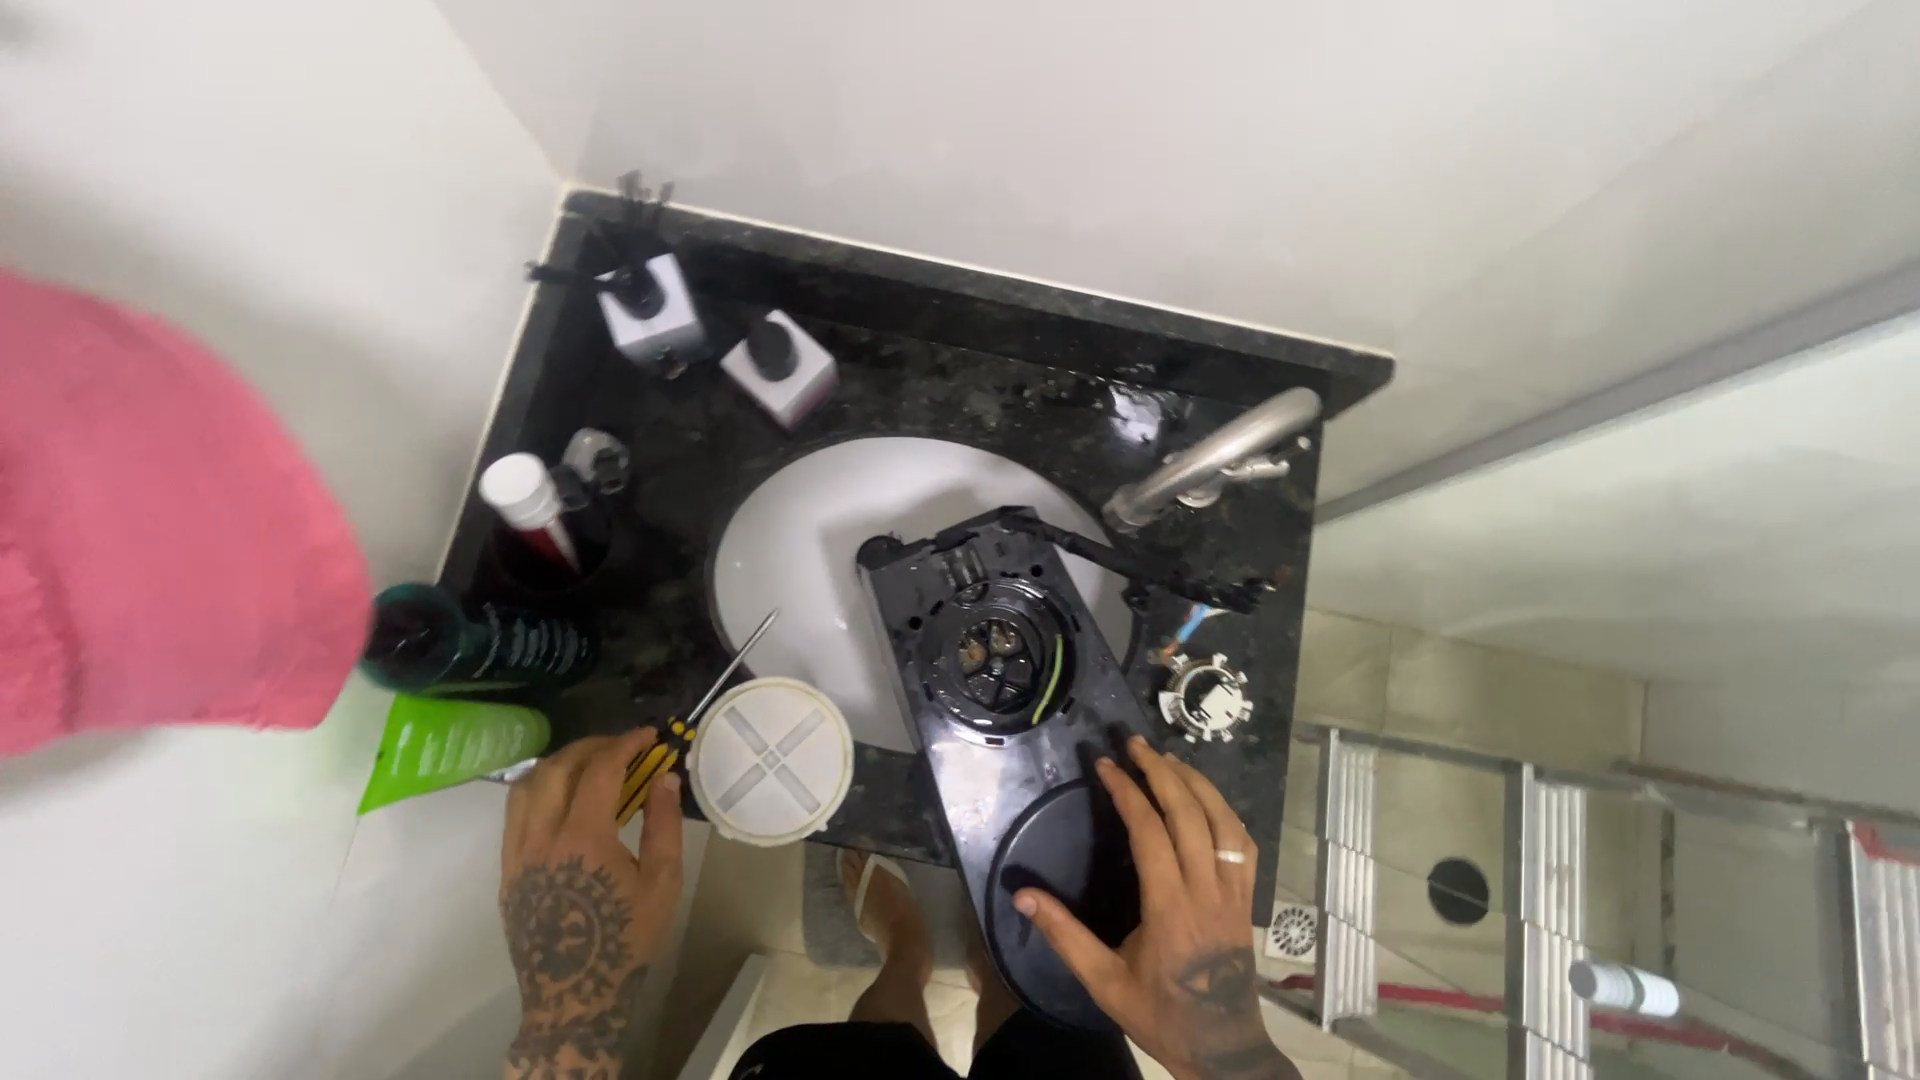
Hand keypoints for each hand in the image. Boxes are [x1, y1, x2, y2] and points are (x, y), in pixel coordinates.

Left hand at [499, 728, 684, 1078]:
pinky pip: (515, 816)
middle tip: (623, 745)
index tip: (649, 735)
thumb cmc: (627, 938)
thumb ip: (663, 823)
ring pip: (526, 787)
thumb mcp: (662, 880)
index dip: (626, 744)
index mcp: (583, 839)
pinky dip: (540, 791)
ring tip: (591, 765)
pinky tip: (565, 798)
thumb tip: (665, 777)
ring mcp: (517, 856)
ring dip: (560, 764)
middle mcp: (541, 839)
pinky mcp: (506, 872)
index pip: (600, 770)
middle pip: (557, 768)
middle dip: (592, 746)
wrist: (576, 996)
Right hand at [1014, 736, 1298, 1079]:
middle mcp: (1207, 891)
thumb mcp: (1104, 982)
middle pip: (1190, 814)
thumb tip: (1022, 897)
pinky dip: (1225, 810)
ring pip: (1223, 821)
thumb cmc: (1160, 1014)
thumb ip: (1064, 937)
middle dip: (1161, 771)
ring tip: (1167, 758)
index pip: (1150, 832)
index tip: (1105, 765)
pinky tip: (1206, 796)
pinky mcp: (1247, 898)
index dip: (1127, 792)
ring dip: (1195, 782)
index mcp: (1171, 909)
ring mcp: (1234, 892)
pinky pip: (1244, 843)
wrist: (1224, 1049)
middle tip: (1134, 742)